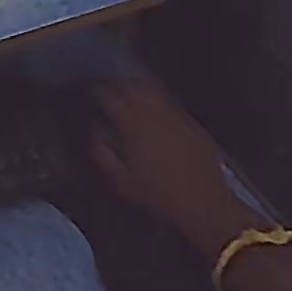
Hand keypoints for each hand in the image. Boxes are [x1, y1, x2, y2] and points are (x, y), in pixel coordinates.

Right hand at [87, 78, 264, 257]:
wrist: (205, 207)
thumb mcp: (119, 180)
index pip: (107, 95)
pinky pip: (167, 100)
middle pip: (129, 85)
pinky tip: (151, 106)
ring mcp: (174, 116)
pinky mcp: (190, 123)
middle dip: (113, 83)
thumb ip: (100, 152)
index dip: (94, 89)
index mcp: (131, 124)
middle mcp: (152, 113)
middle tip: (103, 87)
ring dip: (133, 85)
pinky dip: (154, 97)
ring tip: (124, 90)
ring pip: (150, 89)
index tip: (86, 89)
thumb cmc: (157, 196)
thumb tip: (94, 130)